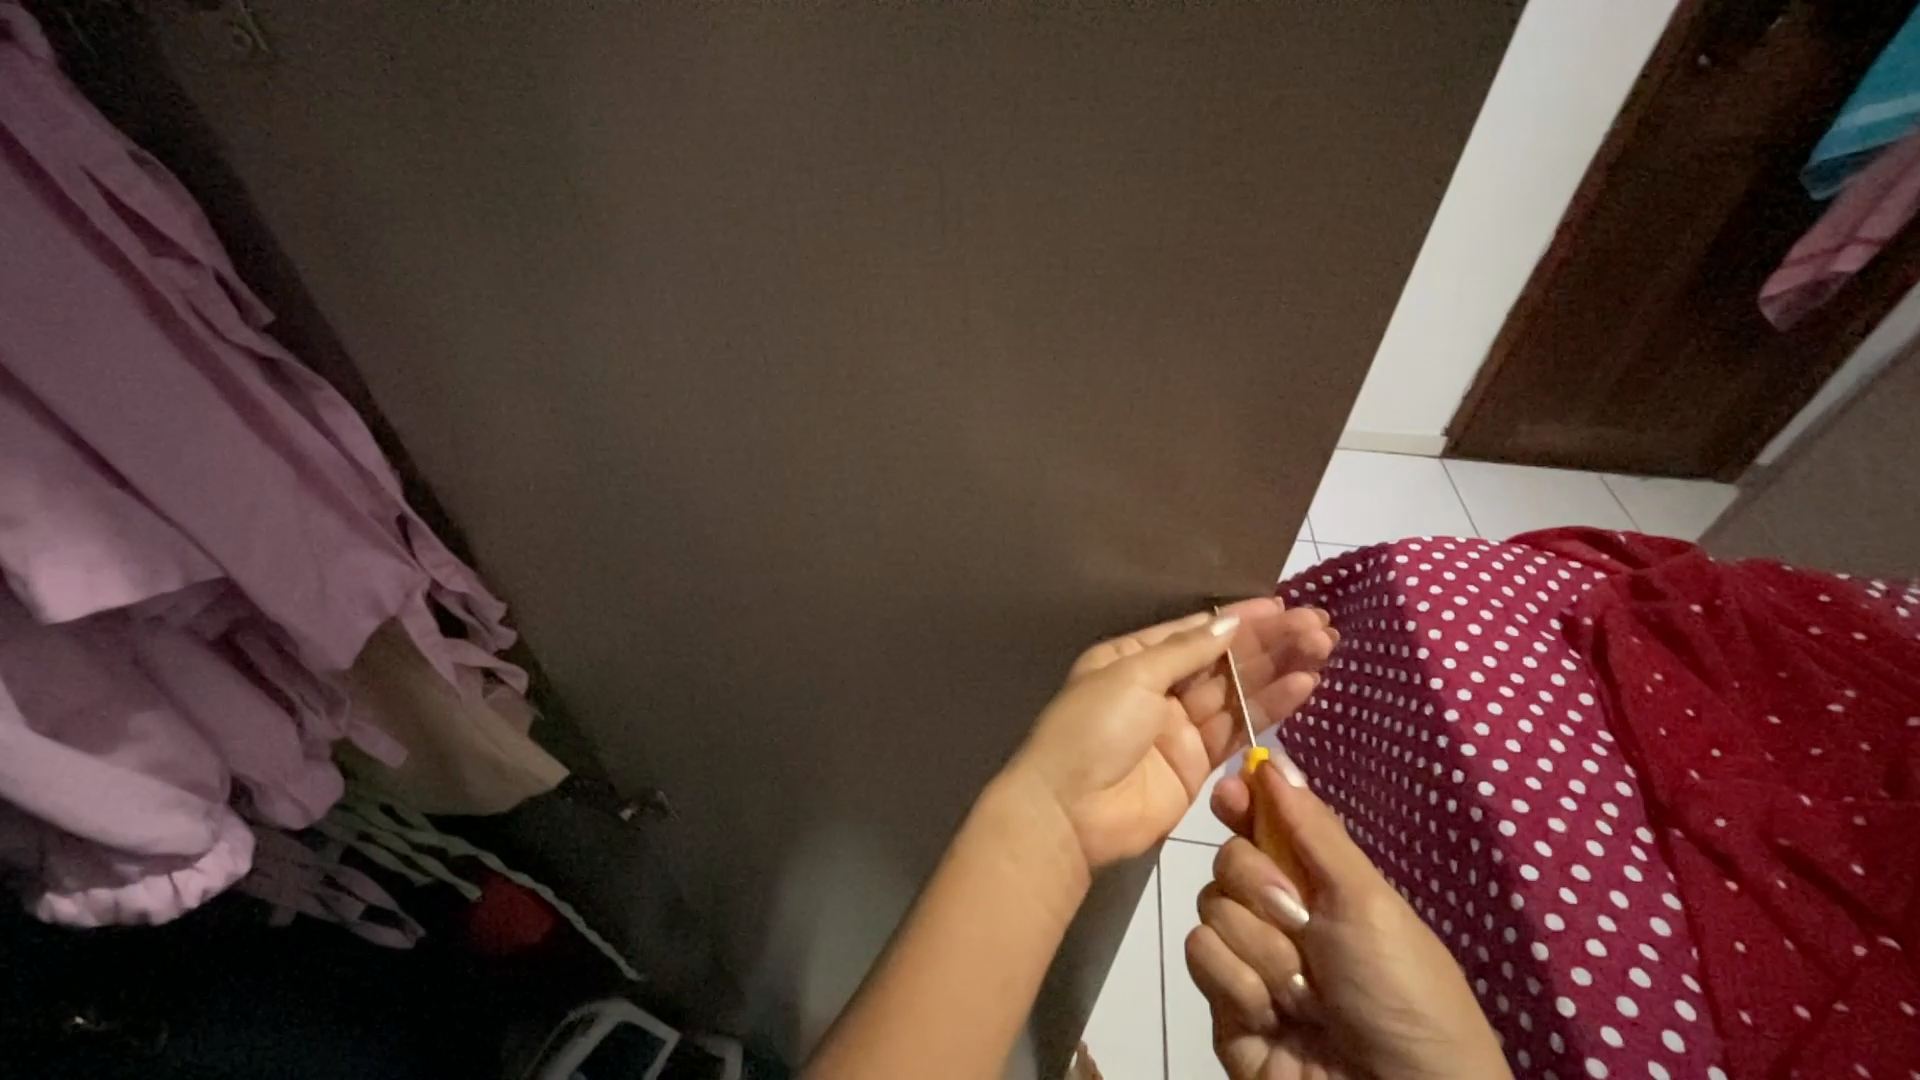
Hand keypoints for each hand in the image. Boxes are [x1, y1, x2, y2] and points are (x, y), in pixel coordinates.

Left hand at [1006, 598, 1334, 871]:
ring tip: (1323, 648)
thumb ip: (1185, 650)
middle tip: (1319, 626)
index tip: (1284, 607)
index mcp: (1130, 658)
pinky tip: (1303, 686)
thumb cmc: (1092, 729)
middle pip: (1221, 660)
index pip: (1194, 631)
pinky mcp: (1198, 763)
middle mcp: (1157, 687)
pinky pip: (1238, 729)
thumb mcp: (1132, 675)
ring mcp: (1178, 726)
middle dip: (1269, 643)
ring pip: (1237, 692)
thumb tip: (1229, 622)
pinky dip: (1270, 709)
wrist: (1071, 811)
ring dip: (1278, 670)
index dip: (1239, 620)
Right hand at [1187, 763, 1512, 1079]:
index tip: (1230, 794)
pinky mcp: (1224, 1001)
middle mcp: (1278, 912)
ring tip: (1303, 994)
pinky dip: (1237, 983)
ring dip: (1259, 948)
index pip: (1263, 824)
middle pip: (1227, 859)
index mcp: (1319, 883)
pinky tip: (1273, 1016)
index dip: (1242, 803)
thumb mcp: (1368, 900)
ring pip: (1209, 907)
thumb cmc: (1401, 991)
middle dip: (1259, 887)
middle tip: (1300, 921)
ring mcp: (1249, 956)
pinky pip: (1199, 956)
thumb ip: (1312, 829)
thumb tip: (1274, 758)